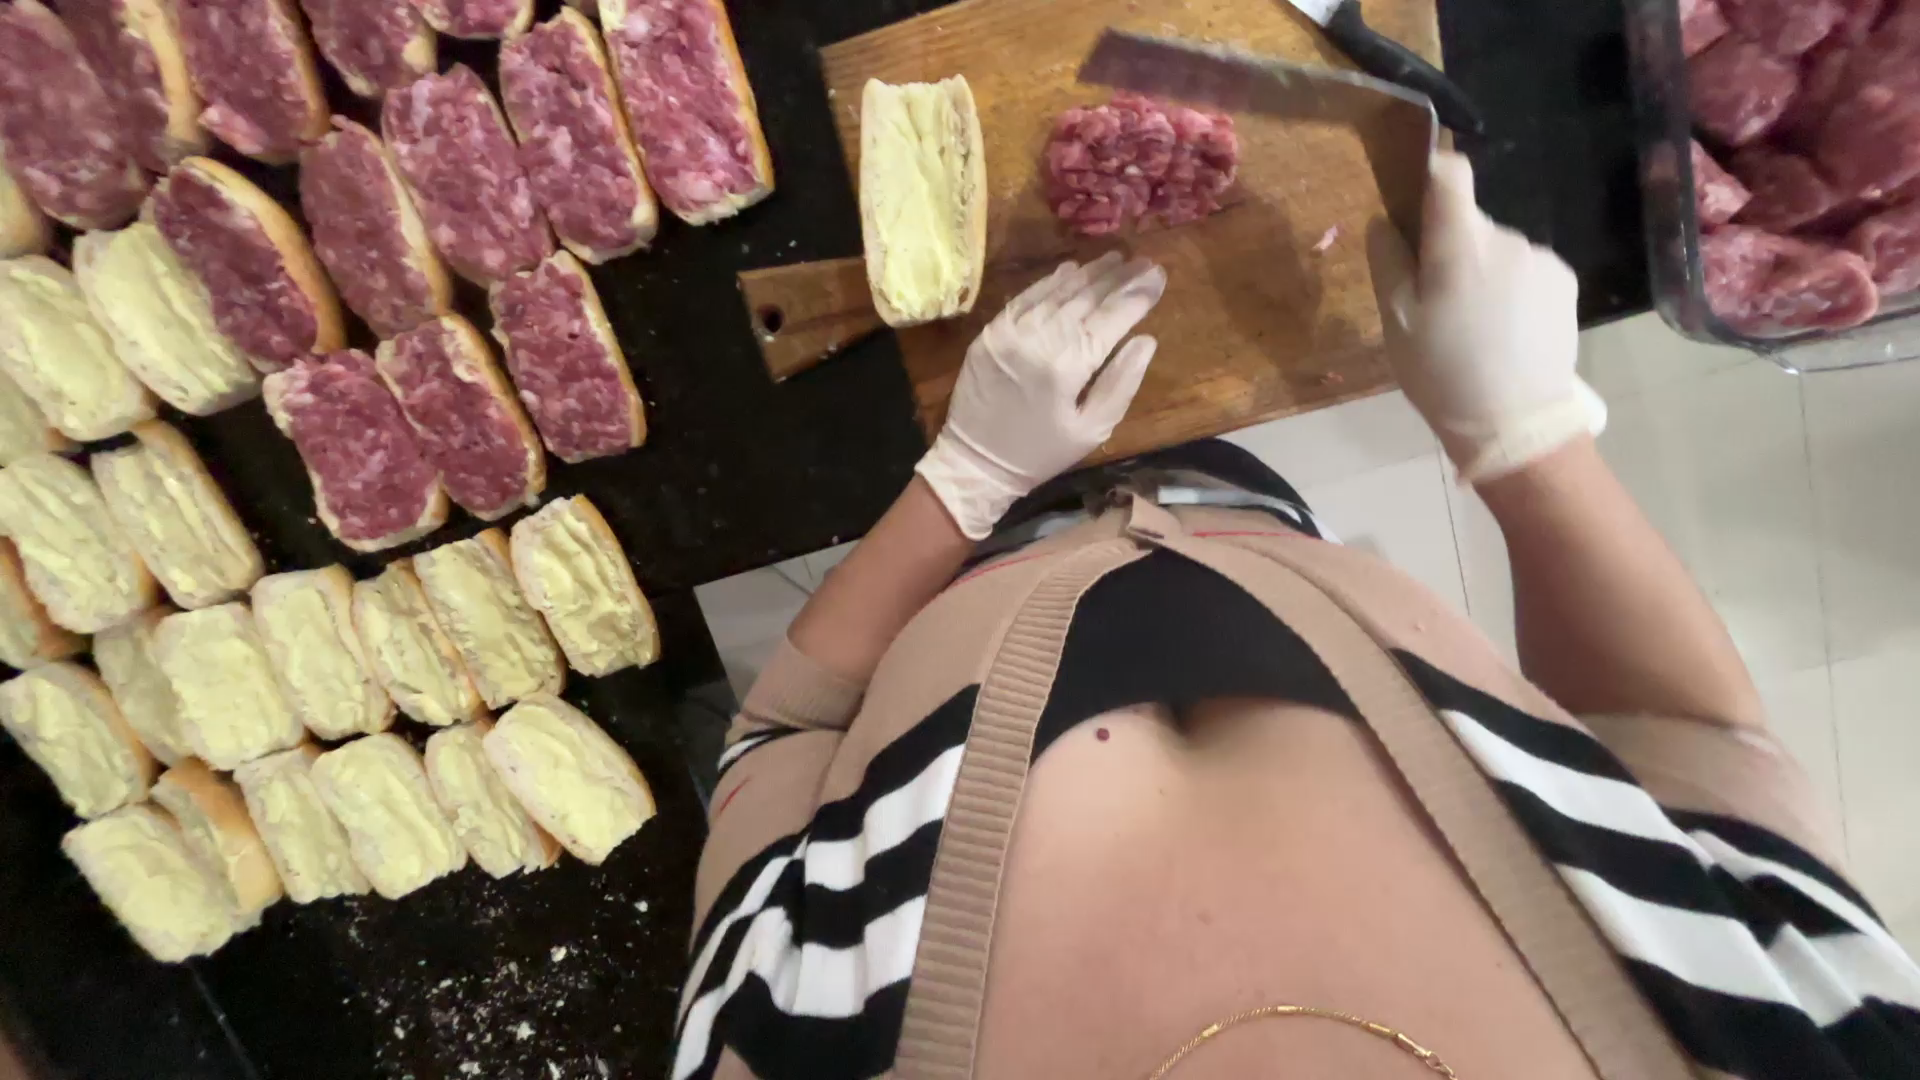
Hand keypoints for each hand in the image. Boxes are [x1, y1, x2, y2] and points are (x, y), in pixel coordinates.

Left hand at [916, 252, 1167, 539]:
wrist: (976, 462)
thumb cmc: (1041, 453)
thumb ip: (1121, 382)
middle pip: (1086, 298)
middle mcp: (1038, 338)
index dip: (1137, 295)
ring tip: (1115, 260)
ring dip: (1088, 274)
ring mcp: (1010, 331)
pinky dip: (1050, 282)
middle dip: (1118, 278)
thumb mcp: (1092, 430)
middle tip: (1142, 262)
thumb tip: (1146, 340)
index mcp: (1067, 365)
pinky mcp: (990, 333)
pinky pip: (1025, 298)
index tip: (1159, 274)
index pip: (1111, 318)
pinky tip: (1071, 270)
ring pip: (1056, 292)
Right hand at [1368, 150, 1605, 482]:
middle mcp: (1507, 239)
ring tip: (1466, 325)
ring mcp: (1541, 259)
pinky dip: (1504, 289)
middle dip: (1445, 249)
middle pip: (1467, 223)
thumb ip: (1388, 264)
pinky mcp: (1562, 282)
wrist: (1512, 420)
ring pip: (1494, 250)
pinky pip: (1521, 270)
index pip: (1450, 176)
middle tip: (1429, 302)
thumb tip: (1383, 223)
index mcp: (1461, 247)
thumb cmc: (1439, 373)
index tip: (1412, 194)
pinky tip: (1497, 331)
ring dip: (1475, 272)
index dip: (1428, 173)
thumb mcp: (1394, 324)